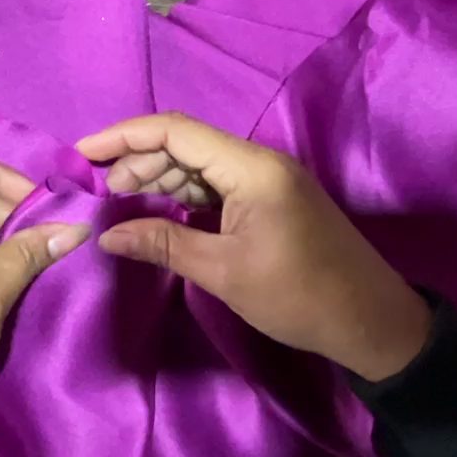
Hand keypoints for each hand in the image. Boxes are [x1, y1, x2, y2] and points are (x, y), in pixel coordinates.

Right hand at [77, 113, 430, 381]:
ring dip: (155, 176)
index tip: (83, 152)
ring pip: (196, 161)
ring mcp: (265, 178)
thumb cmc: (299, 297)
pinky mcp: (267, 197)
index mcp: (251, 168)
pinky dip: (180, 192)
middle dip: (135, 159)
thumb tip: (107, 236)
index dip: (124, 136)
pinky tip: (155, 207)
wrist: (374, 324)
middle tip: (98, 190)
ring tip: (117, 198)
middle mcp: (258, 161)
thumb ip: (162, 243)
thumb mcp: (223, 272)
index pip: (176, 132)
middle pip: (184, 143)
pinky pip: (213, 182)